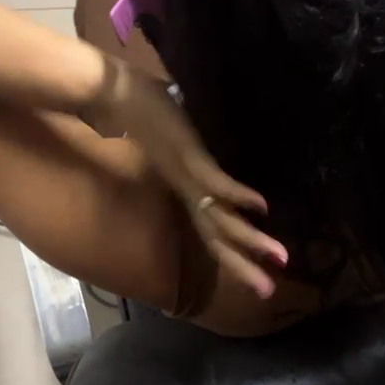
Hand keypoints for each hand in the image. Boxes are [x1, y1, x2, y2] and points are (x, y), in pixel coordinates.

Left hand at [92, 59, 287, 298]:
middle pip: (218, 238)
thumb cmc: (137, 108)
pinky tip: (262, 207)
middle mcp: (187, 191)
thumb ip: (192, 148)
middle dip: (245, 266)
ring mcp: (187, 176)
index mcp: (184, 189)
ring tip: (280, 258)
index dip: (235, 253)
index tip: (258, 274)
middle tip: (269, 292)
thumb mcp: (174, 136)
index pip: (212, 230)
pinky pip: (216, 183)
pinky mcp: (187, 157)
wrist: (104, 92)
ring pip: (222, 219)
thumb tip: (208, 144)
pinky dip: (239, 196)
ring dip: (251, 240)